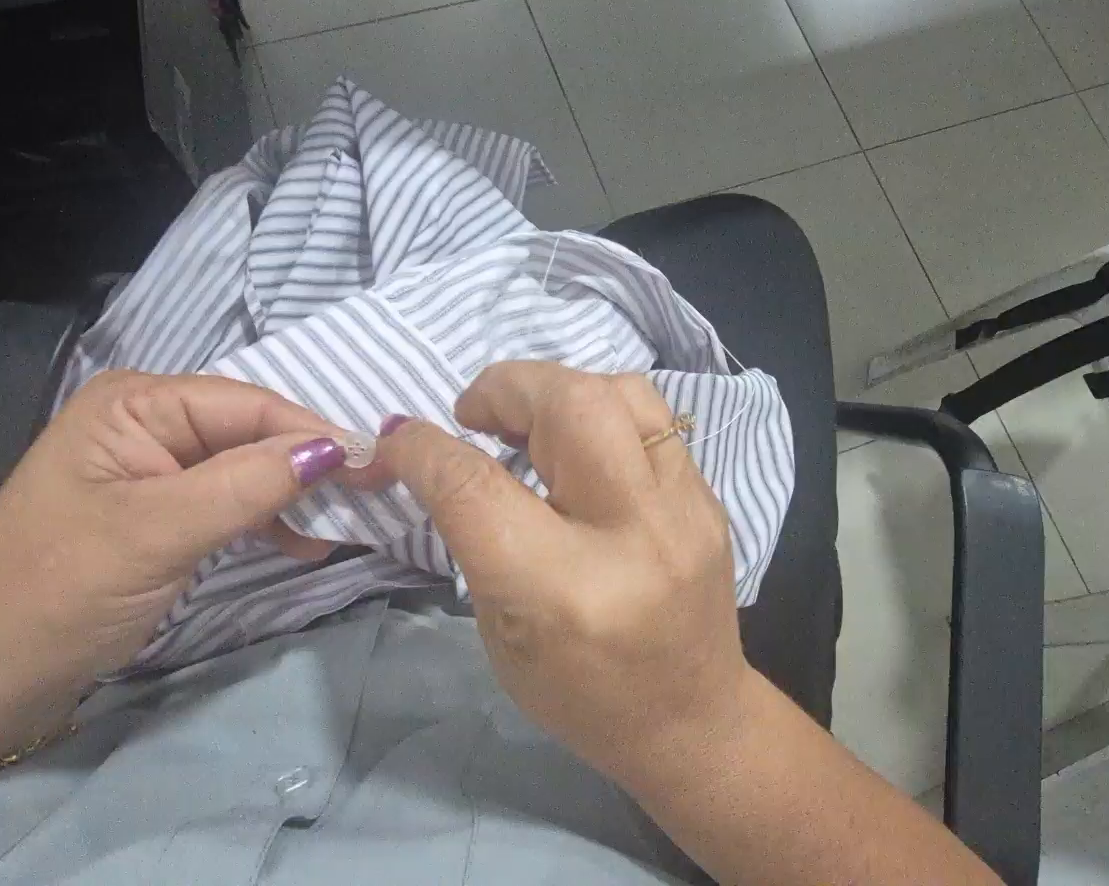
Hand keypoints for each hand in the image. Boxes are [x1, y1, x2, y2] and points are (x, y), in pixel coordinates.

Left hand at [0, 371, 367, 773]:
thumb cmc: (54, 597)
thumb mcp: (155, 535)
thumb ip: (247, 485)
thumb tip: (336, 449)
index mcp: (132, 403)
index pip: (245, 404)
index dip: (312, 433)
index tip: (377, 463)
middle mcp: (145, 421)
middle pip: (249, 430)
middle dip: (307, 463)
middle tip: (372, 492)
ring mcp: (153, 467)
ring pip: (246, 466)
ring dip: (293, 495)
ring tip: (345, 522)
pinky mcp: (161, 510)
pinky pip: (230, 499)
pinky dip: (267, 519)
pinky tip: (304, 541)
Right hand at [375, 362, 751, 787]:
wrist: (691, 720)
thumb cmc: (577, 689)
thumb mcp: (499, 625)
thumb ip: (473, 530)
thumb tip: (433, 452)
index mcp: (562, 589)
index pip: (477, 487)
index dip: (423, 449)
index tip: (400, 438)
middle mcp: (631, 537)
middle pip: (570, 404)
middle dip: (507, 388)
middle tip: (477, 414)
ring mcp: (684, 511)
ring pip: (621, 391)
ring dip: (559, 390)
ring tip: (532, 422)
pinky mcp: (709, 498)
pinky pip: (651, 418)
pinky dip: (600, 412)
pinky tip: (580, 446)